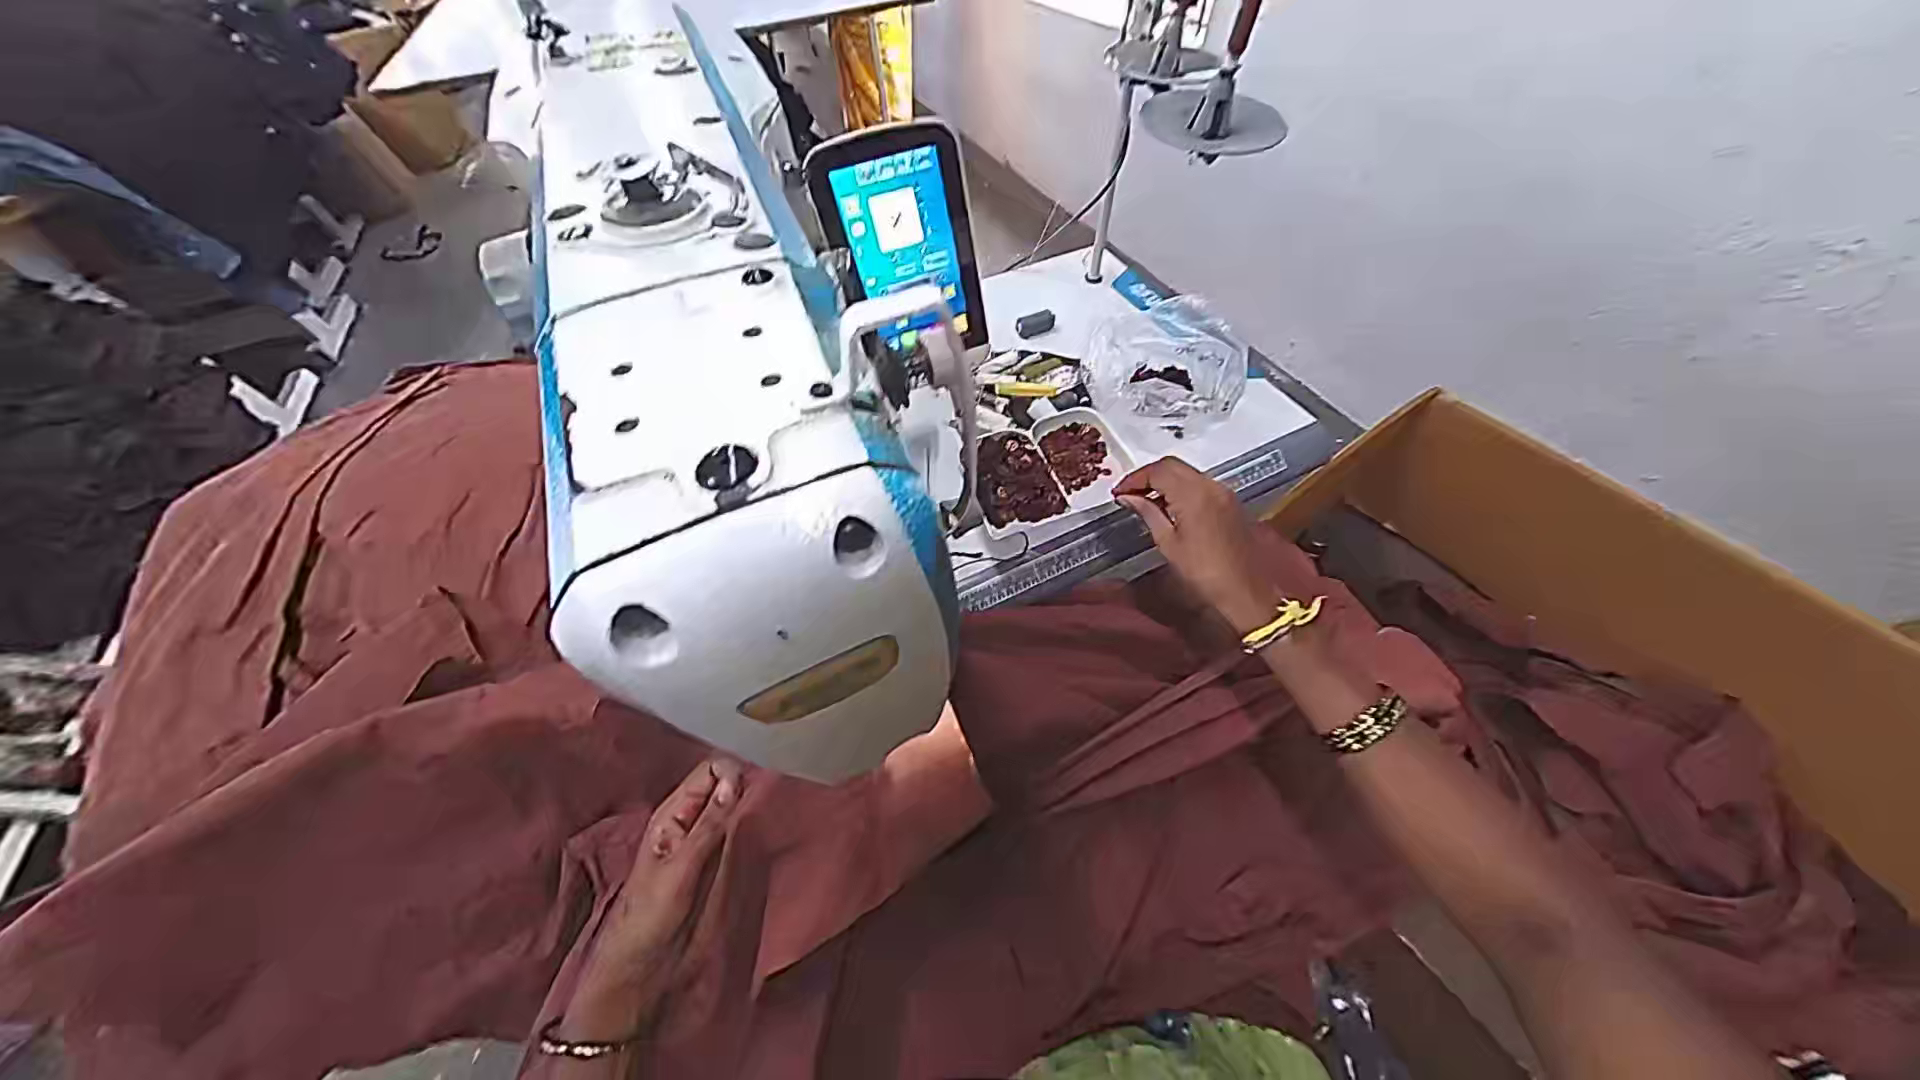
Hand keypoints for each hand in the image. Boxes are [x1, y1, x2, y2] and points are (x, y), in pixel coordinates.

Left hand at [562, 758, 745, 1040]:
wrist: (640, 970)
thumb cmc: (650, 918)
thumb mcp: (679, 870)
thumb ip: (708, 825)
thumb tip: (735, 777)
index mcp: (673, 812)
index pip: (709, 770)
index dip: (733, 770)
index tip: (754, 787)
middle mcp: (689, 817)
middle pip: (724, 782)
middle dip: (746, 781)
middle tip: (770, 793)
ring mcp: (704, 836)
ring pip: (733, 802)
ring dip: (751, 799)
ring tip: (773, 803)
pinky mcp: (717, 855)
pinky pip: (737, 825)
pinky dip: (751, 819)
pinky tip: (765, 822)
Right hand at [1114, 457, 1281, 633]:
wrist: (1244, 590)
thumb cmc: (1203, 572)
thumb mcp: (1168, 543)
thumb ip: (1147, 512)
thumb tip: (1128, 497)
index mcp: (1194, 494)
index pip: (1158, 471)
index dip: (1134, 478)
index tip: (1118, 492)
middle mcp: (1211, 486)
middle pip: (1172, 466)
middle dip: (1147, 476)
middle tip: (1128, 493)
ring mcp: (1223, 492)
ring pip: (1186, 473)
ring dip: (1164, 481)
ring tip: (1144, 501)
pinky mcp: (1229, 501)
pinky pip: (1199, 484)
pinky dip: (1180, 488)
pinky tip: (1168, 506)